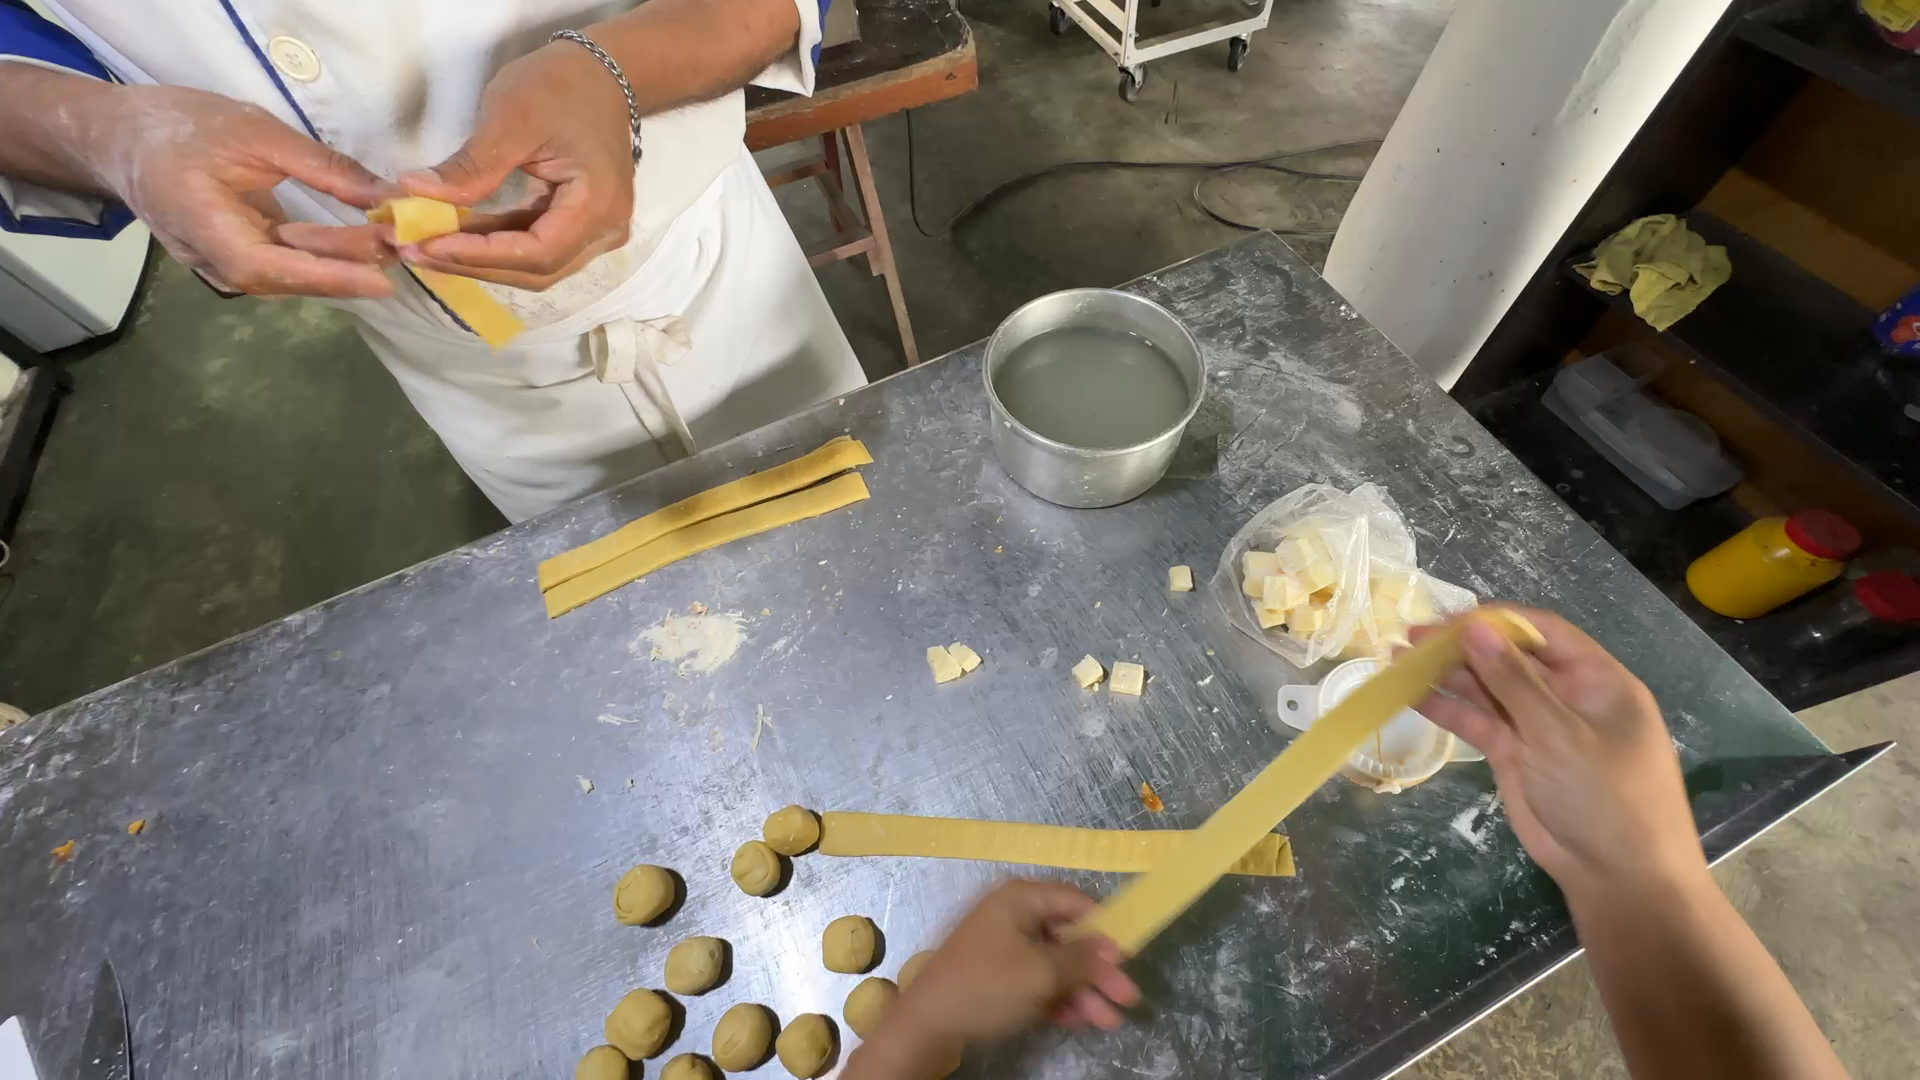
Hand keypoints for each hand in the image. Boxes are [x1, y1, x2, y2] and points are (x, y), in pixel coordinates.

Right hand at [75, 85, 393, 297]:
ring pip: (296, 276)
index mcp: (195, 220)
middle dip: (351, 266)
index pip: (265, 267)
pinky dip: (332, 259)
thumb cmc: (177, 125)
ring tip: (393, 244)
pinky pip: (293, 268)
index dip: (326, 277)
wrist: (117, 135)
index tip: (380, 280)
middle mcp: (209, 256)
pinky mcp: (242, 261)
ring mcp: (224, 264)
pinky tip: (368, 246)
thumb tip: (387, 197)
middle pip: (289, 277)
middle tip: (402, 248)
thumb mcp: (253, 131)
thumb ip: (322, 167)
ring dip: (347, 263)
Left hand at [396, 40, 634, 289]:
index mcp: (597, 208)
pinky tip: (461, 237)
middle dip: (478, 265)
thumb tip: (414, 194)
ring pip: (540, 267)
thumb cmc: (560, 89)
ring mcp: (600, 235)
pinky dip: (500, 247)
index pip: (539, 252)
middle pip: (540, 270)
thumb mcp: (510, 119)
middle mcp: (606, 233)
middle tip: (417, 251)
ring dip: (486, 261)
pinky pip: (542, 249)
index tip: (427, 245)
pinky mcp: (587, 229)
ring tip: (432, 245)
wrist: (601, 80)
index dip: (483, 256)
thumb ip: (471, 167)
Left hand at [894, 880, 1139, 1040]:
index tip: (1129, 956)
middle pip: (1067, 936)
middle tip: (1128, 998)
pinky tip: (1080, 1021)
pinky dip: (1058, 998)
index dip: (1104, 927)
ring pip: (1055, 963)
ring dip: (1083, 991)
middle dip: (1097, 970)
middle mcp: (1014, 914)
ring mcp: (1005, 944)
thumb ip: (1080, 959)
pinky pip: (1037, 979)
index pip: (1074, 901)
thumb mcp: (1040, 973)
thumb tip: (1113, 946)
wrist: (928, 1022)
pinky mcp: (999, 973)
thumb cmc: (987, 984)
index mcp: (1021, 898)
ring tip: (1109, 1021)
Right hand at [1410, 607, 1705, 900]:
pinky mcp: (1511, 750)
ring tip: (1398, 660)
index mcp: (1596, 682)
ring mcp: (1535, 724)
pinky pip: (1473, 719)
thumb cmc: (1607, 798)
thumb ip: (1512, 680)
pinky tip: (1410, 694)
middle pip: (1506, 656)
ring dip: (1444, 673)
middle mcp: (1565, 696)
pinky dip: (1443, 707)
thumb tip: (1472, 629)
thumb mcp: (1560, 734)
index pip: (1542, 632)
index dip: (1496, 621)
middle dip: (1460, 645)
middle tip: (1411, 638)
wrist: (1617, 877)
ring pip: (1484, 687)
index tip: (1448, 621)